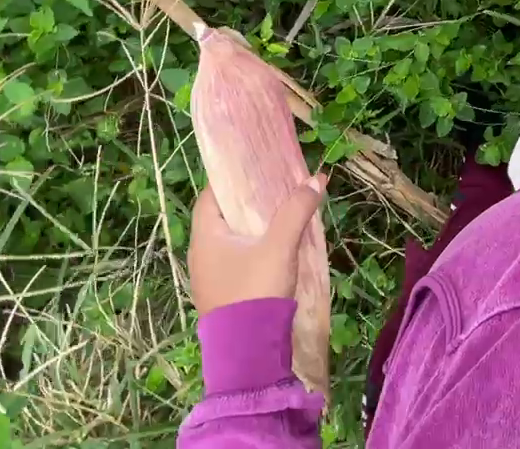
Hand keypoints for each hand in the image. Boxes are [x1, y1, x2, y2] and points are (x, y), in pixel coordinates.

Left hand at [188, 176, 325, 314]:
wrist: (249, 353)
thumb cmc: (256, 290)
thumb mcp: (280, 246)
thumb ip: (297, 210)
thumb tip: (317, 178)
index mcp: (205, 238)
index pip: (211, 196)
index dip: (232, 179)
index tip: (256, 166)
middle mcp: (202, 255)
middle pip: (223, 216)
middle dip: (249, 200)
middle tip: (275, 184)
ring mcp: (211, 277)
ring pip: (232, 239)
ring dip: (254, 225)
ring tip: (281, 210)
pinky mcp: (225, 294)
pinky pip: (237, 259)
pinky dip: (255, 246)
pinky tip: (278, 244)